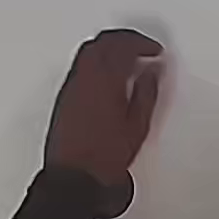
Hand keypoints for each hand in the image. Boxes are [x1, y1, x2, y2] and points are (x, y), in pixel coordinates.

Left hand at [44, 29, 162, 187]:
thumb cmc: (103, 157)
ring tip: (128, 61)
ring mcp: (71, 87)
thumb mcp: (138, 125)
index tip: (155, 50)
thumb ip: (147, 92)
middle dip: (125, 39)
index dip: (142, 42)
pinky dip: (97, 62)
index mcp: (105, 79)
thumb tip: (152, 72)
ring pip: (89, 52)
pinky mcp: (64, 98)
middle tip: (142, 48)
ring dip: (109, 49)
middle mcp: (84, 77)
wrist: (75, 179)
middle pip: (103, 41)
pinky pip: (80, 67)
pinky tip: (109, 78)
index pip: (123, 44)